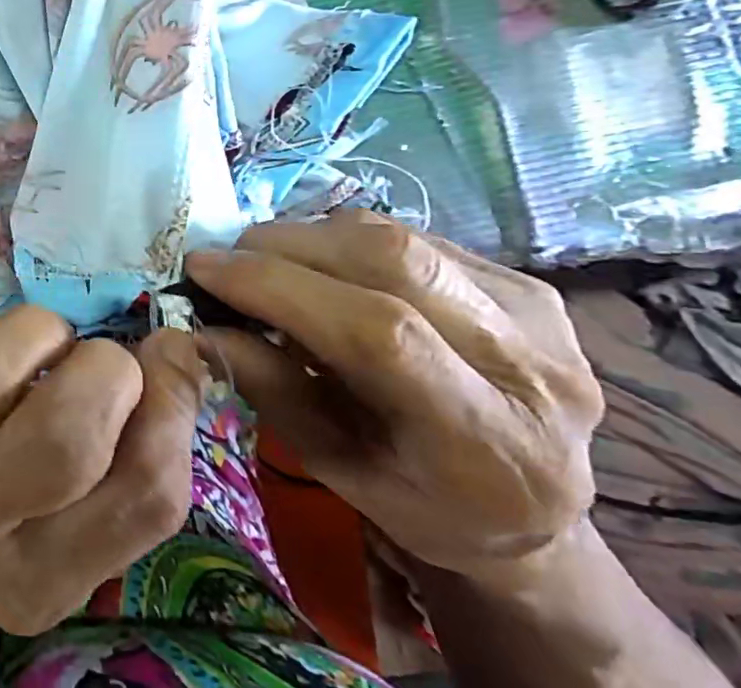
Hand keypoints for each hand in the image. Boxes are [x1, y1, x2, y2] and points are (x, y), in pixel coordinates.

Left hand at [0, 273, 204, 634]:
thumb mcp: (68, 521)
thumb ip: (133, 463)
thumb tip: (181, 355)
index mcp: (35, 575)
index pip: (141, 496)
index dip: (168, 415)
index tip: (162, 367)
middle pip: (60, 441)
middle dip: (106, 376)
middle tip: (101, 360)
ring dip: (37, 333)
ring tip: (43, 342)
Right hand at [186, 210, 603, 576]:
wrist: (529, 505)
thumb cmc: (417, 501)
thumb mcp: (331, 465)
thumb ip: (270, 390)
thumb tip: (202, 326)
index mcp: (485, 441)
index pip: (377, 332)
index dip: (278, 288)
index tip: (202, 271)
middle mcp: (531, 368)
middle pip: (390, 262)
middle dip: (283, 248)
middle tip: (224, 262)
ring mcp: (538, 316)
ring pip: (396, 237)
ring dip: (307, 238)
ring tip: (266, 268)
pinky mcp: (527, 285)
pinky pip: (411, 236)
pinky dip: (341, 243)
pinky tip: (322, 273)